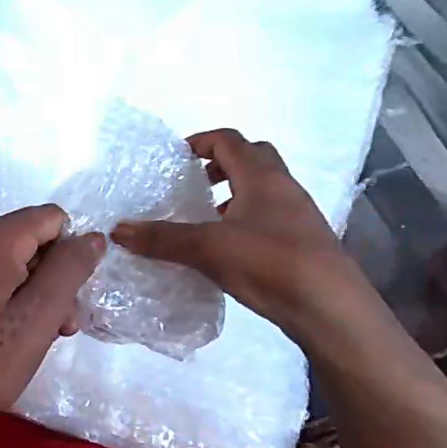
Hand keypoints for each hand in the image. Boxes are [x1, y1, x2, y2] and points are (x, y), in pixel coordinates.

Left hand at [0, 206, 106, 447]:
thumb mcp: (40, 317)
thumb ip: (70, 270)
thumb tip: (93, 237)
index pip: (51, 219)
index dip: (68, 255)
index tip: (66, 299)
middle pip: (30, 238)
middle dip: (52, 277)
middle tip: (60, 326)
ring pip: (12, 258)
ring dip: (35, 291)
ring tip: (42, 335)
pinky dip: (9, 294)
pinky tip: (14, 329)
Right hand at [110, 129, 362, 324]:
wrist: (329, 307)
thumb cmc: (270, 263)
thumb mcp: (208, 248)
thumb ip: (162, 238)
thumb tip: (117, 230)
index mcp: (262, 176)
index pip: (228, 140)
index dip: (199, 142)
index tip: (171, 160)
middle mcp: (282, 187)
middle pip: (250, 157)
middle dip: (217, 165)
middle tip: (189, 185)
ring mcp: (295, 215)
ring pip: (259, 189)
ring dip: (230, 195)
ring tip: (201, 219)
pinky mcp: (299, 242)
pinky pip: (265, 216)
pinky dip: (241, 221)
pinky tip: (223, 250)